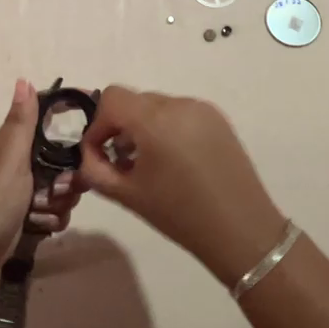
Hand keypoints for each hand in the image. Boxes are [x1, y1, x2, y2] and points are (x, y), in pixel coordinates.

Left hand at [0, 79, 81, 283]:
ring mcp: (19, 196)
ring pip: (59, 193)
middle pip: (61, 167)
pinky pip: (51, 215)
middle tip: (57, 190)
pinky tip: (40, 228)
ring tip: (41, 213)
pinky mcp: (22, 221)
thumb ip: (20, 122)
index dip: (67, 138)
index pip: (48, 132)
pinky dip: (50, 221)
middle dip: (67, 182)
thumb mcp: (8, 158)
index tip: (80, 151)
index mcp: (11, 149)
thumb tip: (23, 79)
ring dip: (58, 205)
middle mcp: (16, 169)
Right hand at [75, 86, 287, 281]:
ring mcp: (201, 109)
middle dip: (120, 127)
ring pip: (157, 106)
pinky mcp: (218, 119)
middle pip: (134, 101)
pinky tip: (174, 162)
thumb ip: (95, 170)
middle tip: (121, 162)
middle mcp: (178, 104)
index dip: (98, 125)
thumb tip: (88, 155)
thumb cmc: (178, 214)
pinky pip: (180, 113)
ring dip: (144, 128)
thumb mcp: (127, 195)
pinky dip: (167, 129)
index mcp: (154, 120)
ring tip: (149, 164)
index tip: (100, 154)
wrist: (240, 229)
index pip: (112, 98)